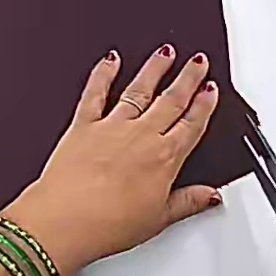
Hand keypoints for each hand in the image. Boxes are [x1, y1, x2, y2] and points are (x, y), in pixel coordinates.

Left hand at [1, 47, 222, 275]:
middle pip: (172, 100)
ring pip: (139, 90)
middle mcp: (141, 136)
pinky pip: (95, 93)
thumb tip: (210, 196)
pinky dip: (103, 74)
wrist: (65, 220)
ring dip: (154, 69)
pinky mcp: (83, 126)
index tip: (211, 89)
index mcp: (164, 158)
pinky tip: (111, 60)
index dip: (204, 105)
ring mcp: (112, 127)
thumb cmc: (108, 223)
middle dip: (188, 78)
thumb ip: (188, 202)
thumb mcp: (159, 218)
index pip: (192, 124)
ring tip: (165, 52)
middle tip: (198, 60)